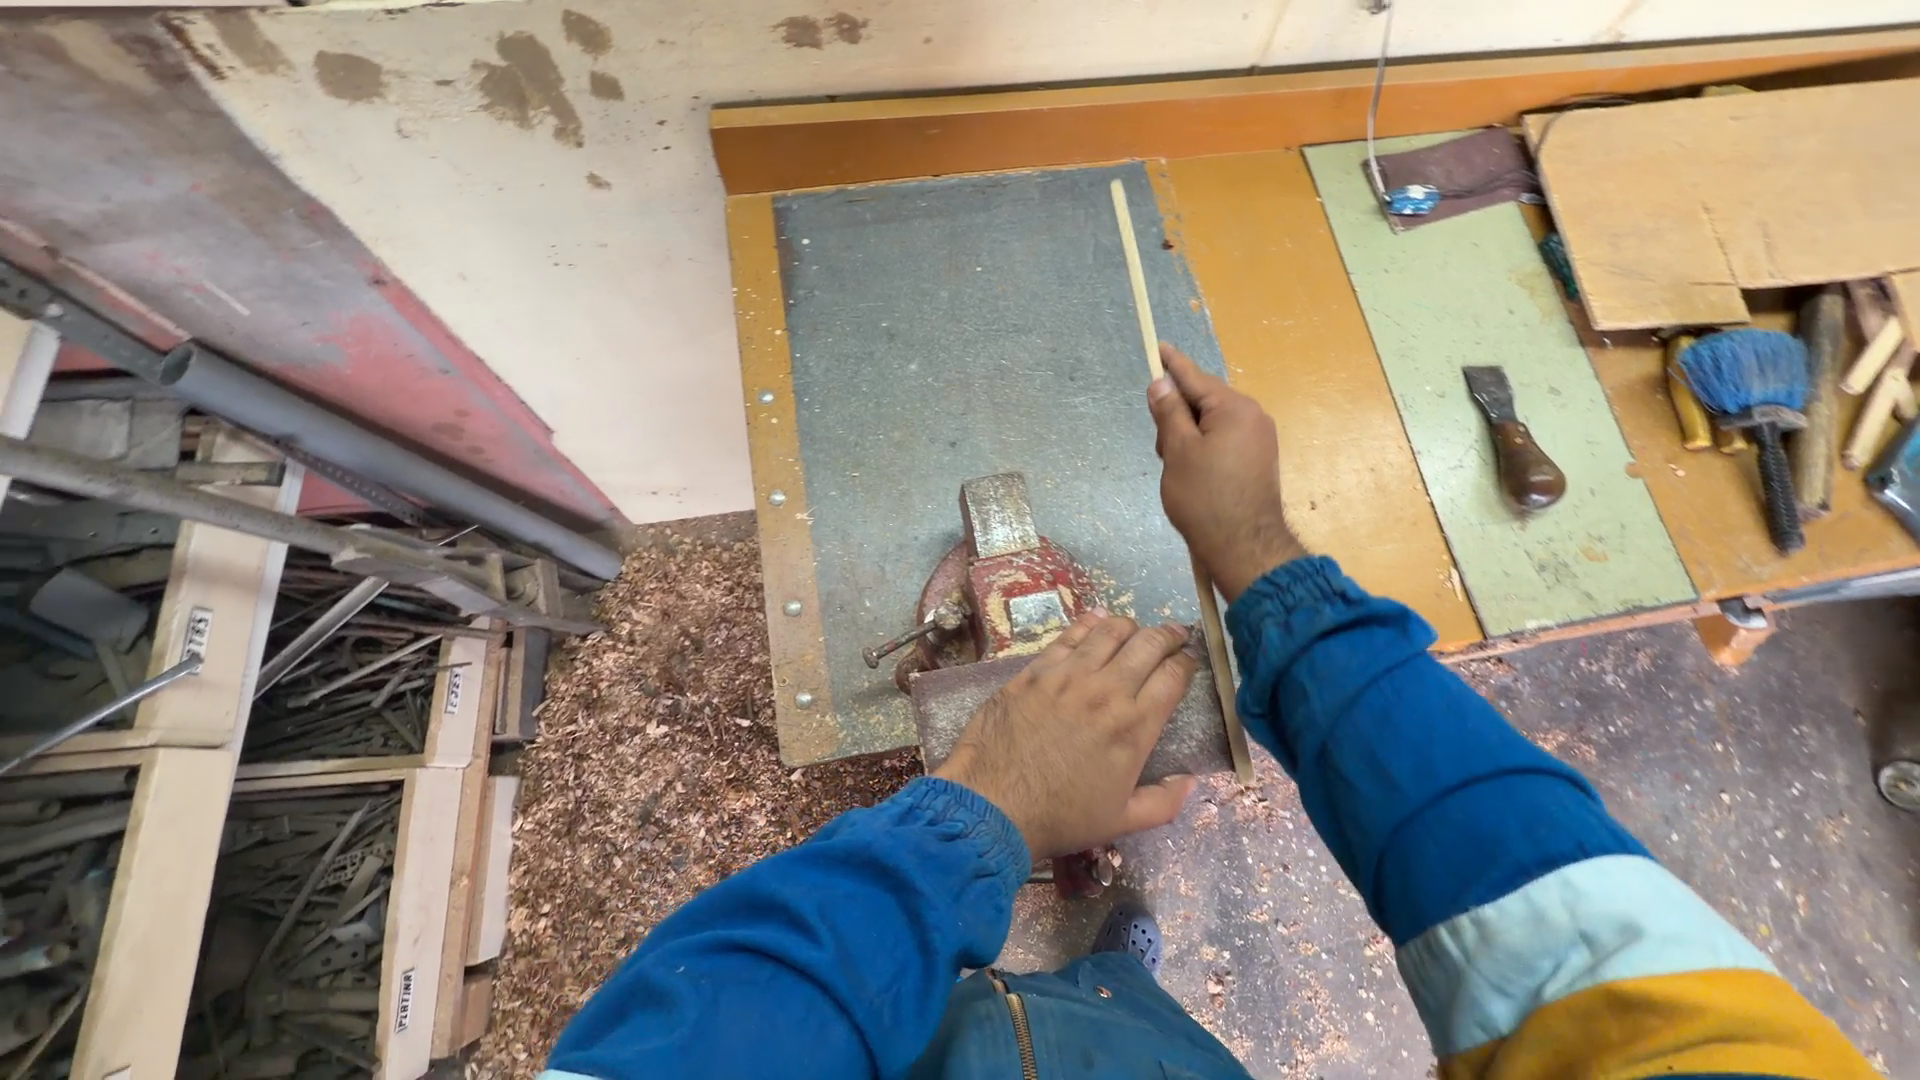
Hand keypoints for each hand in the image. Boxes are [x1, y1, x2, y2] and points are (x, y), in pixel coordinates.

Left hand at [933, 612, 1200, 859]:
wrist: (993, 804)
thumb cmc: (1060, 817)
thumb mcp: (1122, 821)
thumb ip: (1164, 802)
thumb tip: (1191, 780)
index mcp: (1134, 726)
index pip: (1172, 676)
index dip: (1187, 662)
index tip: (1189, 660)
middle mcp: (1106, 690)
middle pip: (1147, 644)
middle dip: (1167, 636)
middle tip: (1173, 636)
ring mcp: (1067, 675)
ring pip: (1109, 631)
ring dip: (1130, 626)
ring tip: (1135, 630)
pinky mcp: (1035, 670)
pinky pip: (1068, 636)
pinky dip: (1088, 624)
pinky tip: (1095, 622)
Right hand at [1147, 343, 1305, 601]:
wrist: (1244, 546)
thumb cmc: (1205, 497)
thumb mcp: (1178, 451)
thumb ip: (1169, 413)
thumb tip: (1162, 383)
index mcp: (1234, 408)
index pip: (1195, 378)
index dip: (1172, 365)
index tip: (1158, 347)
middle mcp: (1253, 417)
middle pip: (1204, 402)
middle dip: (1177, 416)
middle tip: (1163, 449)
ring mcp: (1259, 440)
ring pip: (1212, 424)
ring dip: (1188, 437)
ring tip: (1177, 471)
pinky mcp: (1257, 461)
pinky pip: (1223, 442)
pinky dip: (1203, 449)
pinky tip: (1192, 475)